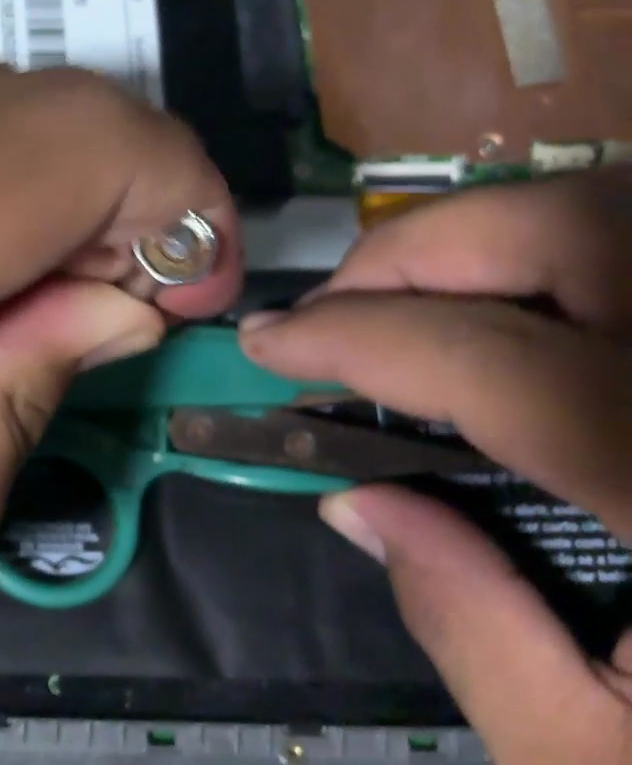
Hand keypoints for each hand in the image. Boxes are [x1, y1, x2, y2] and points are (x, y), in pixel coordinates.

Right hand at [240, 170, 631, 763]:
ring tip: (423, 300)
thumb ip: (470, 621)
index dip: (349, 336)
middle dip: (419, 251)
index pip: (486, 357)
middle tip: (338, 308)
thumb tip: (353, 505)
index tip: (265, 346)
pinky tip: (539, 313)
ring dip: (506, 238)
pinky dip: (589, 256)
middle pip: (586, 232)